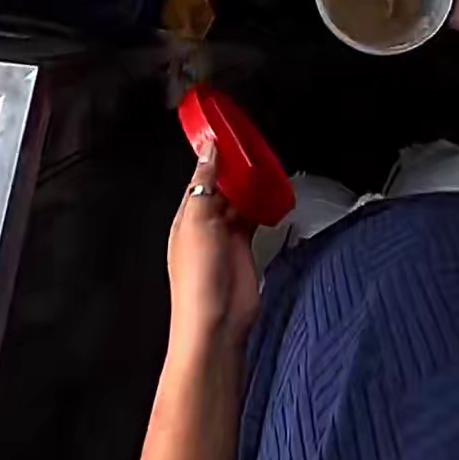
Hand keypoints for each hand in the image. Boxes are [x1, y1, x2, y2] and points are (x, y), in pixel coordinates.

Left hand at [167, 143, 260, 351]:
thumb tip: (208, 150)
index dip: (213, 156)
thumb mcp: (197, 220)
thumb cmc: (198, 279)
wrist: (217, 323)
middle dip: (235, 169)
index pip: (200, 176)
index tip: (228, 135)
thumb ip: (204, 182)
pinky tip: (271, 194)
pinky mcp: (244, 245)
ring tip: (264, 166)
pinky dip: (262, 204)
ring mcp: (225, 235)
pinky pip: (254, 216)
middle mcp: (205, 223)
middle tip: (252, 147)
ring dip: (250, 185)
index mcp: (187, 215)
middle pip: (222, 186)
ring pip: (239, 199)